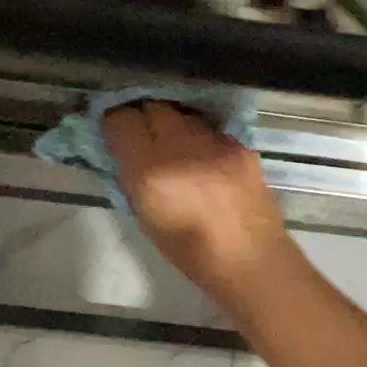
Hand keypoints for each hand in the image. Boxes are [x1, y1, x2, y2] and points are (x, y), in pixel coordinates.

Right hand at [103, 101, 298, 302]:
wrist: (251, 259)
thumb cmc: (192, 252)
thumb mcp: (146, 219)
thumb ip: (133, 178)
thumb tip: (127, 152)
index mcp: (150, 172)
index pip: (121, 121)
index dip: (116, 125)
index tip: (118, 134)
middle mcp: (181, 148)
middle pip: (154, 107)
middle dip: (146, 119)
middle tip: (147, 138)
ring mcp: (215, 144)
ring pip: (184, 115)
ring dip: (176, 126)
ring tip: (179, 150)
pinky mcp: (240, 145)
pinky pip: (211, 131)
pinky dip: (203, 141)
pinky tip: (207, 162)